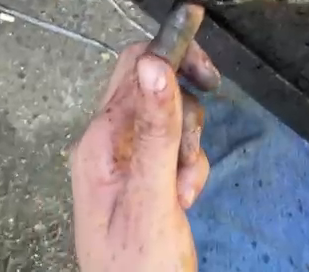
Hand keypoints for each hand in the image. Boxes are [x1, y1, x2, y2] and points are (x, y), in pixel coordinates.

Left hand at [70, 42, 219, 271]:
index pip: (137, 66)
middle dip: (185, 108)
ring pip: (170, 116)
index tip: (209, 68)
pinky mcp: (143, 176)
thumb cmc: (139, 267)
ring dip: (189, 143)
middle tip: (199, 133)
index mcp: (99, 139)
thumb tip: (154, 61)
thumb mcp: (151, 197)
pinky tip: (185, 196)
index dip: (173, 57)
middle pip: (153, 86)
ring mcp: (124, 159)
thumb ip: (155, 129)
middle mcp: (107, 141)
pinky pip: (174, 146)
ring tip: (185, 187)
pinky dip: (189, 164)